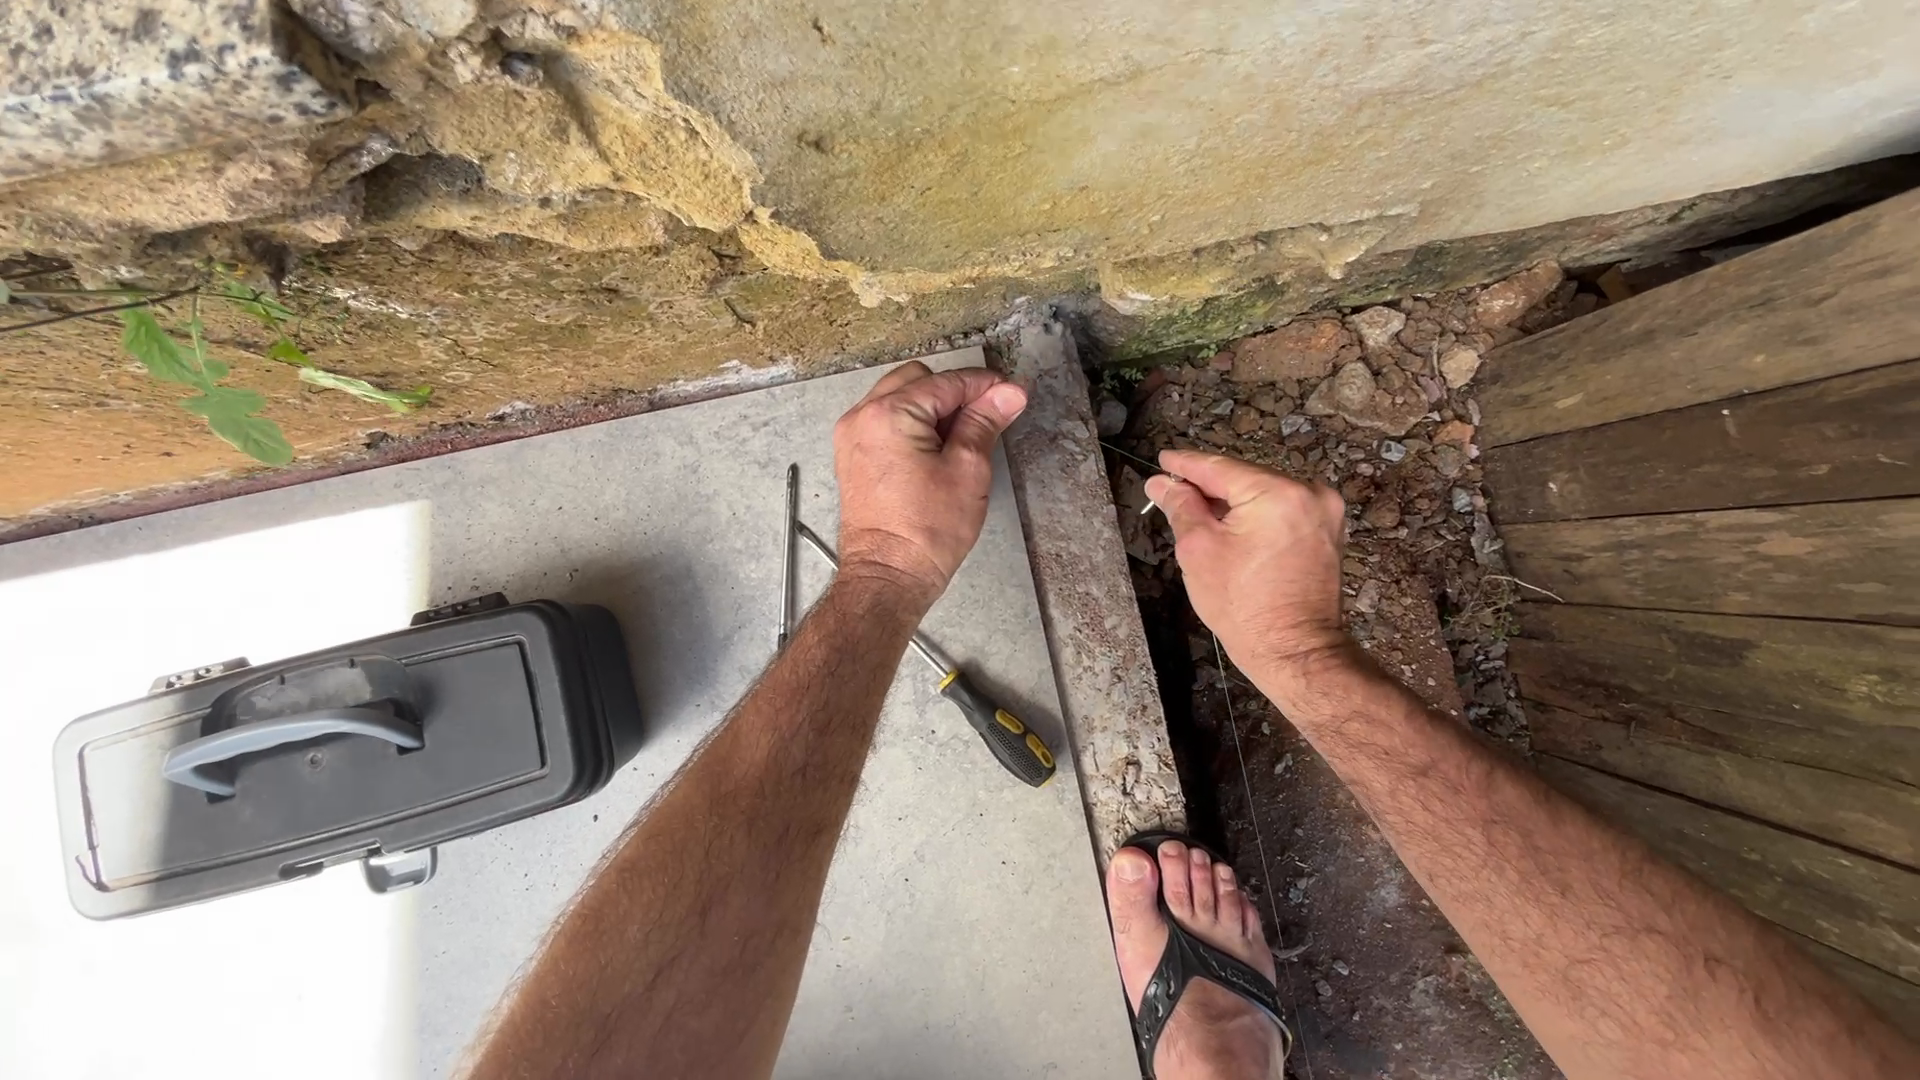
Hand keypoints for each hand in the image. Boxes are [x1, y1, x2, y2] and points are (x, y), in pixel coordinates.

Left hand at [833, 362, 1027, 604]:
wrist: (888, 576)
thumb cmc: (926, 532)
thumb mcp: (968, 470)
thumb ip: (985, 422)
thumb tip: (1009, 393)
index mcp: (890, 414)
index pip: (946, 382)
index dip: (984, 385)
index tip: (1011, 393)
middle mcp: (862, 416)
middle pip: (918, 381)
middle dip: (955, 393)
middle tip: (988, 417)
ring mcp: (852, 437)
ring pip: (899, 398)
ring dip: (933, 408)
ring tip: (963, 438)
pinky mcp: (852, 457)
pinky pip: (885, 422)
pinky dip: (912, 424)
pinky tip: (936, 450)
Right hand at [1146, 450, 1351, 682]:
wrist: (1293, 650)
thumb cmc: (1242, 604)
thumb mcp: (1198, 549)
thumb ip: (1180, 506)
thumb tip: (1162, 483)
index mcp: (1277, 492)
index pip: (1220, 467)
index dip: (1186, 464)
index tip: (1162, 459)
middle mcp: (1309, 493)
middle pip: (1244, 478)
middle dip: (1207, 486)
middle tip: (1170, 490)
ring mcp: (1324, 512)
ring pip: (1263, 494)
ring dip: (1230, 501)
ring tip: (1194, 511)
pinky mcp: (1327, 532)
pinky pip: (1281, 511)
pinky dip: (1254, 515)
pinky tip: (1229, 526)